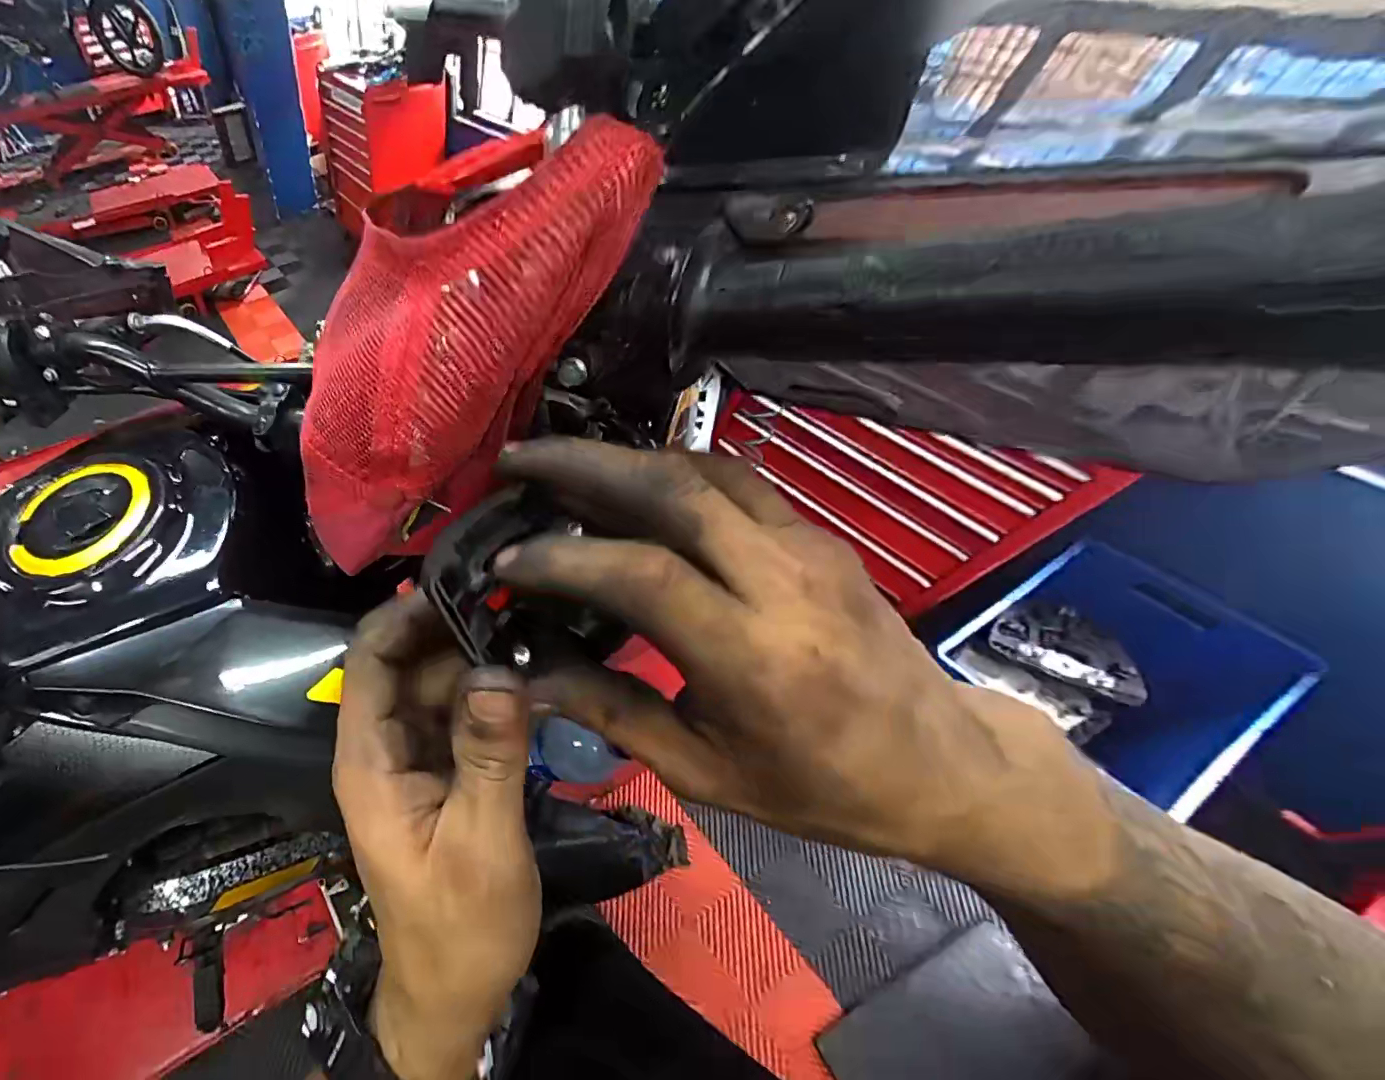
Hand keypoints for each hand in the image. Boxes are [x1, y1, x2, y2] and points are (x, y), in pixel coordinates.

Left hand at [332, 593, 540, 1079]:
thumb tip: (498, 671)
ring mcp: (409, 758)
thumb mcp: (482, 843)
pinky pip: (454, 716)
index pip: (370, 661)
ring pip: (433, 687)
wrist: (453, 993)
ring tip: (525, 634)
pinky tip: (522, 679)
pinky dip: (483, 696)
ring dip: (473, 663)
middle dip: (452, 635)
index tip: (460, 589)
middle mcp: (381, 748)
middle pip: (405, 666)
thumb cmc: (459, 927)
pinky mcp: (436, 772)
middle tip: (513, 607)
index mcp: (369, 759)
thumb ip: (488, 755)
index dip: (405, 617)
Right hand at [495, 438, 1118, 898]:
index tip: (507, 561)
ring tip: (558, 465)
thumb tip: (529, 673)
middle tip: (516, 461)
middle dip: (579, 465)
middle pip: (671, 491)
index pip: (642, 576)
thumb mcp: (705, 771)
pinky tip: (627, 481)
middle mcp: (782, 582)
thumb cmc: (821, 788)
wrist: (948, 768)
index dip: (563, 560)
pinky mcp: (816, 533)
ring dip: (619, 457)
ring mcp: (806, 545)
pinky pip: (731, 479)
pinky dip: (665, 470)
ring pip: (700, 469)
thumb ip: (611, 712)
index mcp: (754, 656)